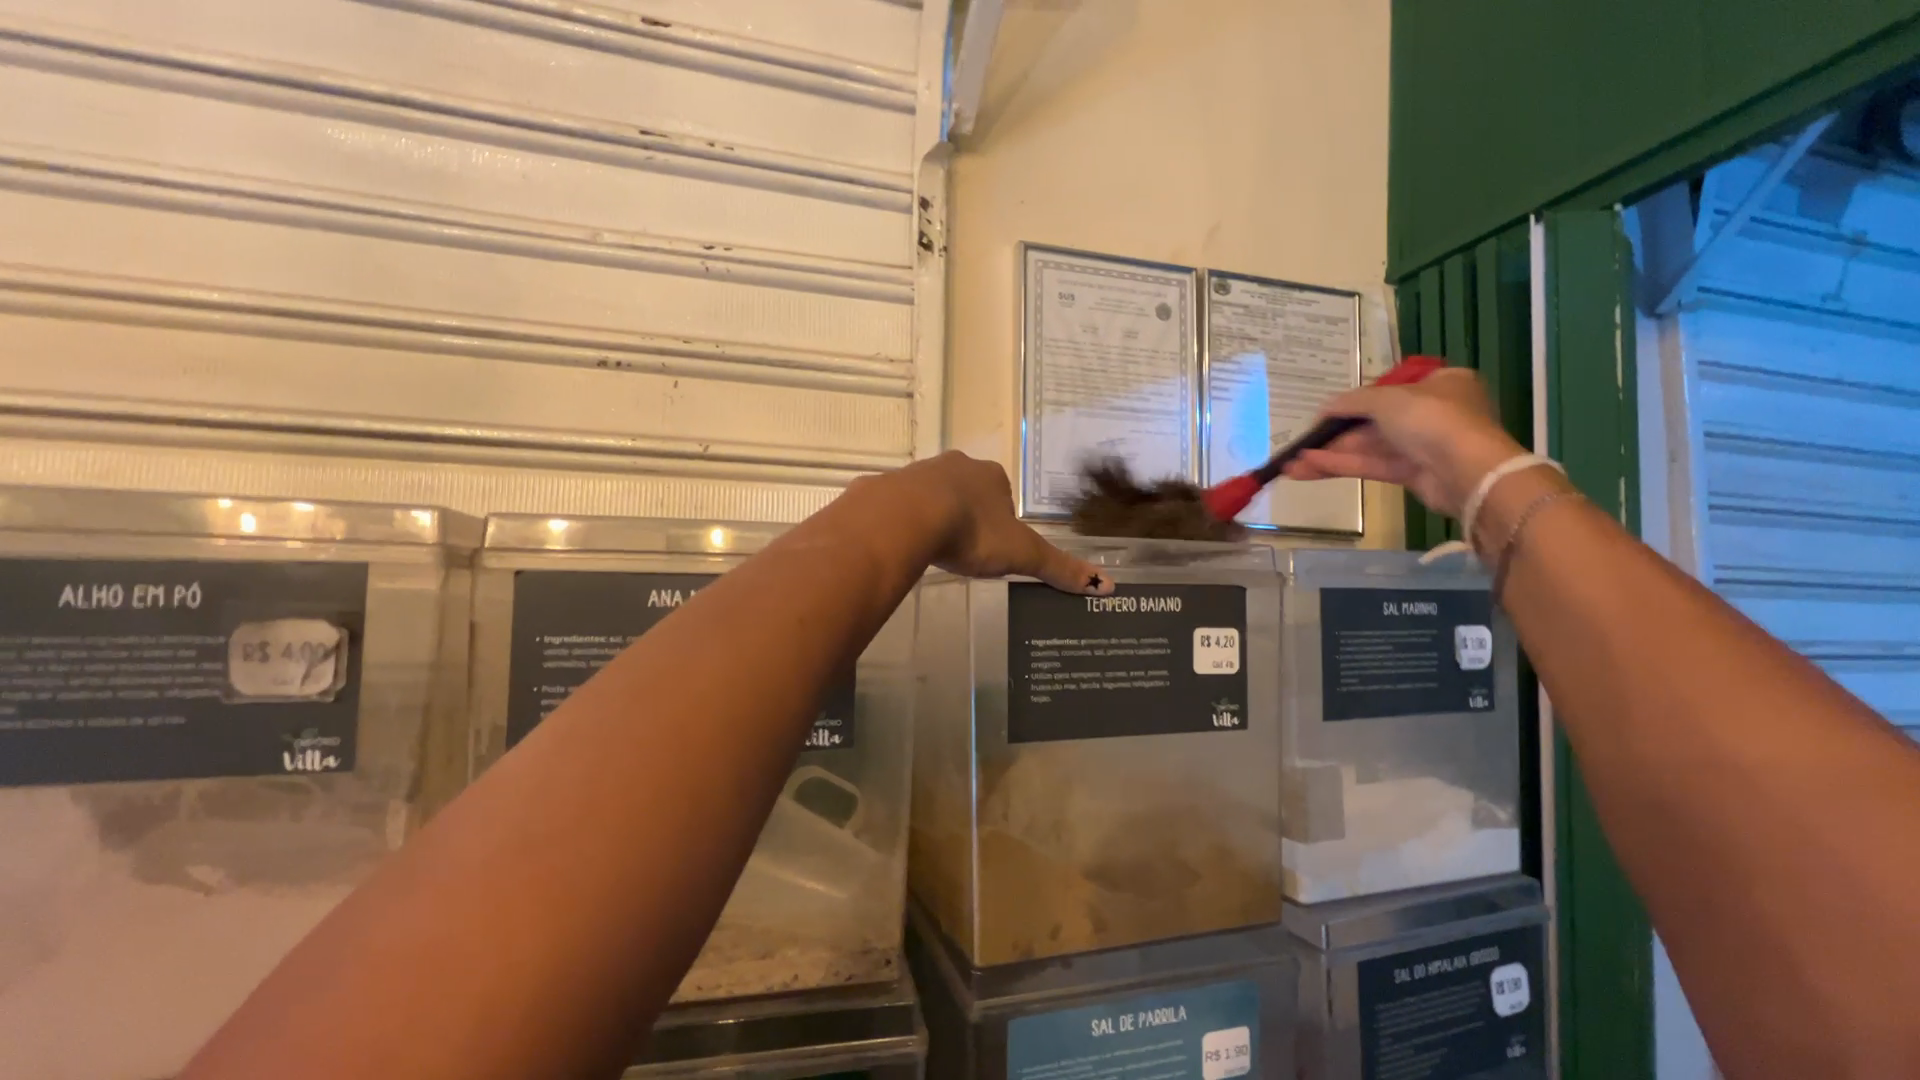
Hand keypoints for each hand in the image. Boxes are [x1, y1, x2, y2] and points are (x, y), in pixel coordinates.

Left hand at [870, 452, 1115, 594]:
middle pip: (966, 489)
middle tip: (963, 546)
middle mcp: (956, 465)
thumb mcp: (1022, 555)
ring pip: (929, 494)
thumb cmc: (973, 532)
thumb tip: (1107, 586)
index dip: (1000, 519)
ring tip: (931, 546)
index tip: (993, 545)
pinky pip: (895, 504)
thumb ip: (1059, 569)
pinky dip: (900, 520)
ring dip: (932, 513)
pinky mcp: (886, 486)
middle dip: (966, 513)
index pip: (1002, 494)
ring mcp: (917, 472)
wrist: (908, 517)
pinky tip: (899, 540)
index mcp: (991, 476)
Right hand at [1281, 369, 1526, 518]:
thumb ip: (1352, 401)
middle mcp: (1432, 412)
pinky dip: (1342, 466)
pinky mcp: (1414, 474)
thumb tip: (1324, 407)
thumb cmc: (1433, 419)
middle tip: (1301, 443)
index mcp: (1439, 383)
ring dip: (1331, 454)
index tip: (1324, 412)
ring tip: (1293, 464)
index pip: (1390, 389)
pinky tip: (1309, 469)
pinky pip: (1372, 465)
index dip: (1354, 400)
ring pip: (1369, 447)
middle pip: (1374, 421)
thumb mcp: (1388, 398)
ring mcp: (1423, 445)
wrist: (1468, 471)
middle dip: (1335, 433)